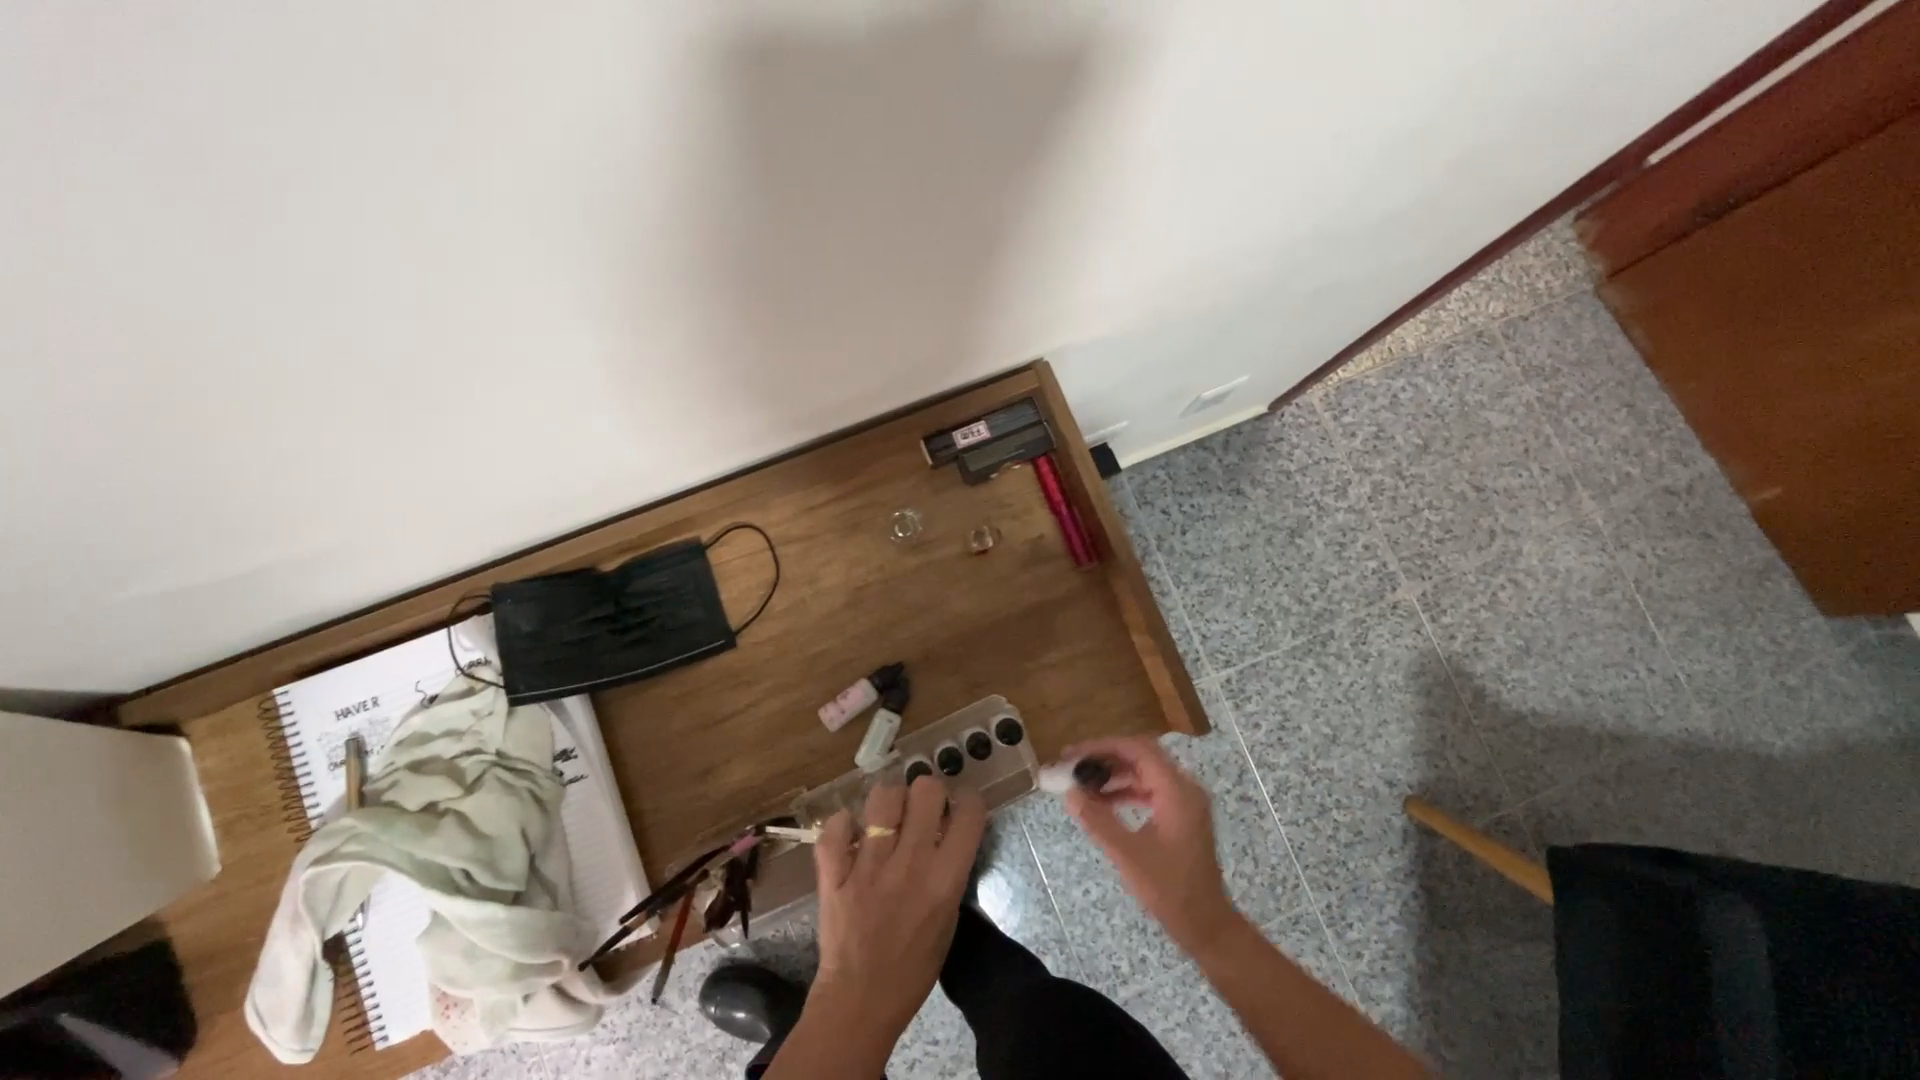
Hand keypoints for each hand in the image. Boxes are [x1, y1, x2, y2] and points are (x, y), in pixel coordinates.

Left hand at [810, 776, 986, 1042]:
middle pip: (926, 791)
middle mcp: (909, 864)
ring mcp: (867, 865)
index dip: (968, 801)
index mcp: (944, 879)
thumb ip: (949, 872)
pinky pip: (835, 826)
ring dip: (890, 800)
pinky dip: (843, 824)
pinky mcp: (833, 873)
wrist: (861, 1000)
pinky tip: (851, 834)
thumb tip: (945, 831)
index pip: (968, 814)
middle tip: (923, 808)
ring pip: (883, 797)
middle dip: (929, 792)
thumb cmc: (913, 967)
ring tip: (888, 816)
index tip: (960, 805)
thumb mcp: (948, 918)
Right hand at [1064, 736, 1240, 954]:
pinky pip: (1150, 790)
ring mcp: (1185, 802)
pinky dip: (1126, 791)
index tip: (1072, 755)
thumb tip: (1069, 793)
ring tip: (1082, 783)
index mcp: (1177, 791)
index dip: (1102, 747)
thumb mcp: (1127, 854)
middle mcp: (1185, 788)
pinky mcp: (1181, 816)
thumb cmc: (1169, 889)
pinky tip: (1102, 802)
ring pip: (1145, 773)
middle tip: (1073, 765)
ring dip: (1114, 774)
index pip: (1137, 750)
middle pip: (1142, 756)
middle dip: (1105, 758)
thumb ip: (1097, 820)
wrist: (1205, 923)